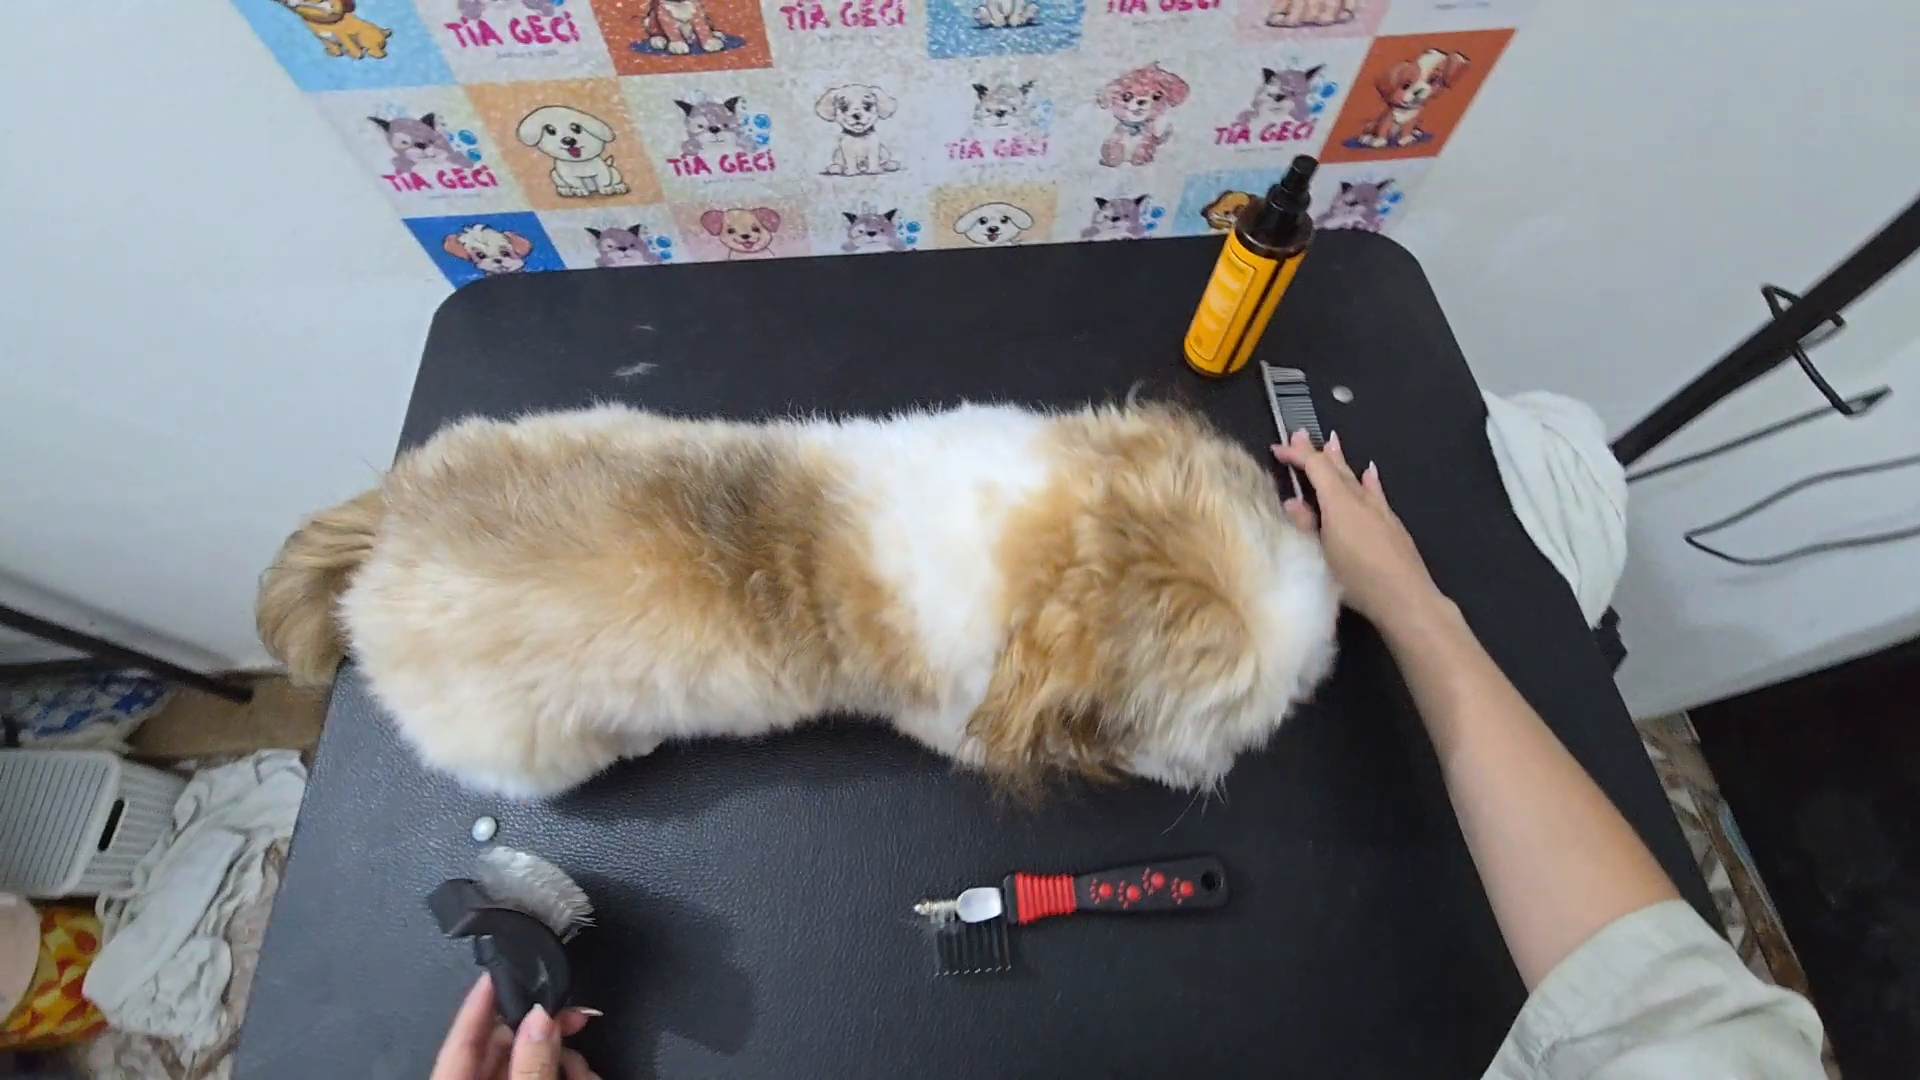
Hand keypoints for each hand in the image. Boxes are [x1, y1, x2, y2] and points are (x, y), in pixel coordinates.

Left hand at [429, 974, 600, 1079]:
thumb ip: (532, 1064)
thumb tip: (543, 1015)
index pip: (461, 1043)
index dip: (477, 1004)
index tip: (495, 972)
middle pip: (502, 1047)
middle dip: (542, 1028)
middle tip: (573, 1016)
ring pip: (528, 1060)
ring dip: (562, 1054)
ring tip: (583, 1067)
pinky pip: (539, 1075)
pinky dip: (564, 1071)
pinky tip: (582, 1076)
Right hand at [1272, 430, 1444, 632]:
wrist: (1407, 599)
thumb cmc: (1357, 580)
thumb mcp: (1320, 556)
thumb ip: (1306, 526)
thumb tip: (1292, 502)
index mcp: (1340, 504)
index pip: (1317, 468)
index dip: (1297, 455)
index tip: (1279, 448)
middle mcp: (1360, 501)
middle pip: (1336, 468)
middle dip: (1317, 451)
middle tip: (1300, 434)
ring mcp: (1379, 511)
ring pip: (1356, 478)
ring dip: (1341, 461)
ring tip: (1332, 442)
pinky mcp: (1391, 524)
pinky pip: (1376, 491)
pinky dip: (1368, 480)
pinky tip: (1370, 473)